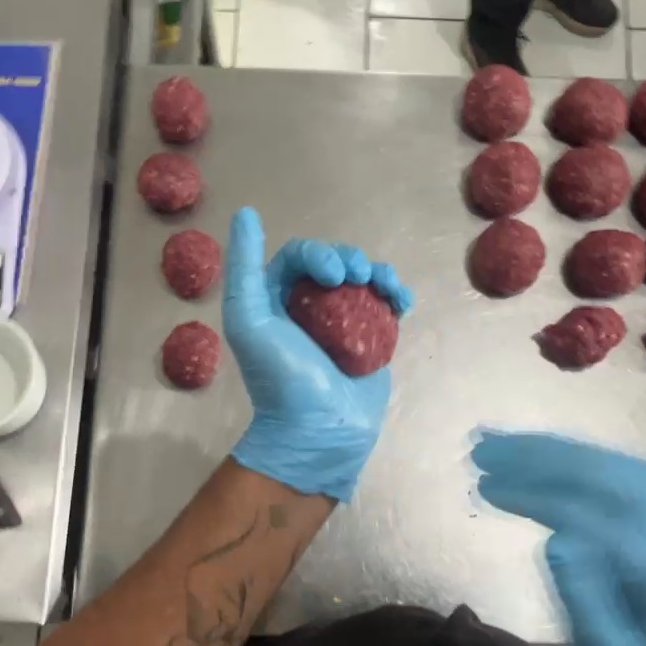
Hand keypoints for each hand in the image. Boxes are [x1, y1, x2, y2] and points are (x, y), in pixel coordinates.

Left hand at [223, 207, 413, 501]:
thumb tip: (246, 212)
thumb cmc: (280, 379)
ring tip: (388, 289)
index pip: (298, 257)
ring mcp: (342, 326)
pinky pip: (385, 308)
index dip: (318, 254)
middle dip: (352, 261)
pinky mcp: (370, 343)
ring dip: (379, 275)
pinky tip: (403, 303)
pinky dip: (396, 298)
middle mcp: (307, 309)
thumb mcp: (248, 320)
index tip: (333, 275)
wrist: (318, 433)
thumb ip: (242, 267)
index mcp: (274, 300)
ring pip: (364, 282)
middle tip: (360, 277)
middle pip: (335, 264)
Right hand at [472, 432, 645, 645]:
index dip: (530, 495)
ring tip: (489, 443)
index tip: (486, 488)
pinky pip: (601, 457)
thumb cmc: (645, 645)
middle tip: (478, 452)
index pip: (584, 512)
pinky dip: (558, 448)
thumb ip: (586, 604)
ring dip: (538, 447)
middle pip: (591, 472)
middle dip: (529, 457)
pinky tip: (522, 445)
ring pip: (594, 457)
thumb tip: (557, 541)